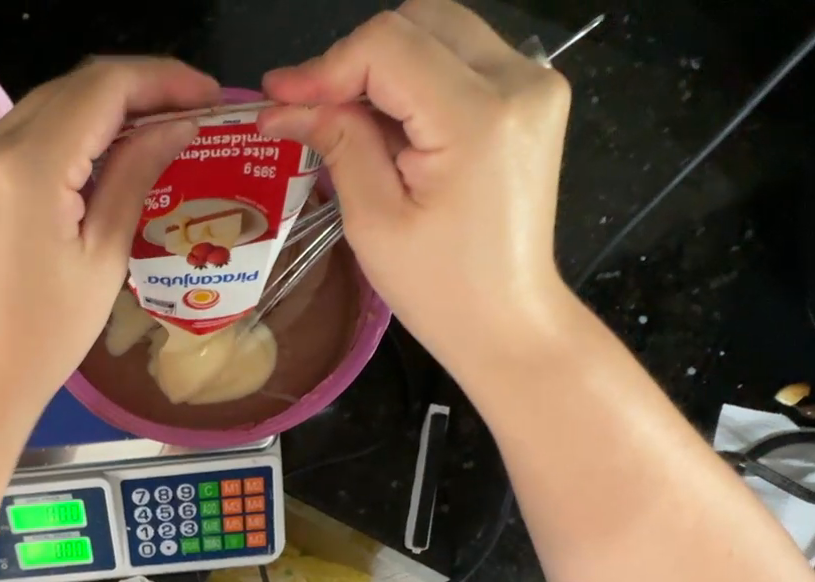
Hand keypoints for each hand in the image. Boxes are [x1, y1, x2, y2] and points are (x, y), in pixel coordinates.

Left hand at [0, 58, 219, 408]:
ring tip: (162, 128)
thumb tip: (178, 125)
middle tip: (192, 112)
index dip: (163, 79)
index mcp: (29, 166)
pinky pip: (30, 131)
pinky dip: (75, 131)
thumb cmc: (48, 335)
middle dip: (139, 88)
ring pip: (52, 103)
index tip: (208, 95)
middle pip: (76, 86)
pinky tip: (110, 152)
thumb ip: (136, 178)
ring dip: (107, 107)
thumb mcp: (104, 257)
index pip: (104, 88)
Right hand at [260, 0, 573, 362]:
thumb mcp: (374, 222)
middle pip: (419, 18)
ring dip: (384, 65)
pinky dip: (416, 77)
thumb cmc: (438, 289)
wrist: (506, 319)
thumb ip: (339, 144)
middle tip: (310, 108)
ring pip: (441, 29)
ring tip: (346, 119)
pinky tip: (391, 125)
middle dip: (354, 59)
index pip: (390, 45)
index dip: (326, 65)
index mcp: (478, 118)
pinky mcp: (533, 96)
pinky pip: (462, 57)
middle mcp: (519, 81)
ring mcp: (535, 83)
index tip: (279, 99)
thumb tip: (286, 104)